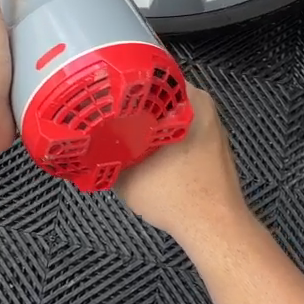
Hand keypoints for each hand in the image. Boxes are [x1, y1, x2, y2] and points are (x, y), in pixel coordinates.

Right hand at [115, 86, 247, 240]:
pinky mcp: (211, 149)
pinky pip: (178, 136)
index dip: (122, 86)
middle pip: (157, 98)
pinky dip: (161, 144)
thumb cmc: (181, 198)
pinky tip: (143, 159)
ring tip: (121, 140)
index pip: (149, 76)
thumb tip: (90, 151)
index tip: (104, 94)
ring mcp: (210, 129)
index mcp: (189, 101)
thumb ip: (106, 157)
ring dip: (146, 128)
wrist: (212, 227)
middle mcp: (203, 109)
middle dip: (132, 109)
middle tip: (108, 119)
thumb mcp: (126, 175)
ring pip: (168, 118)